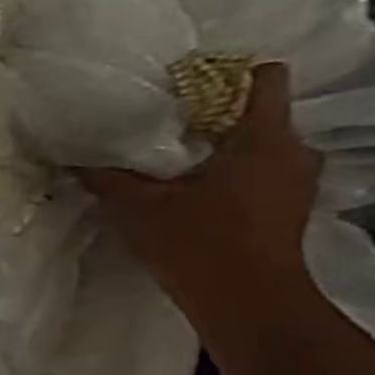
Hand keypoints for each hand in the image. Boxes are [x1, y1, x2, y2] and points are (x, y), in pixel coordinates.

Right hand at [78, 62, 322, 307]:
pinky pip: (262, 175)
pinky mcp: (291, 207)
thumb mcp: (140, 209)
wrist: (245, 299)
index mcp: (264, 137)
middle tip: (167, 137)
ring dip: (223, 154)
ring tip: (178, 171)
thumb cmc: (197, 244)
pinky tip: (197, 199)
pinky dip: (232, 179)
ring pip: (260, 148)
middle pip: (257, 115)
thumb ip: (110, 180)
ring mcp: (299, 180)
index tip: (182, 92)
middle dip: (215, 121)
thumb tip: (76, 158)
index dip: (225, 75)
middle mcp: (294, 149)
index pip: (265, 76)